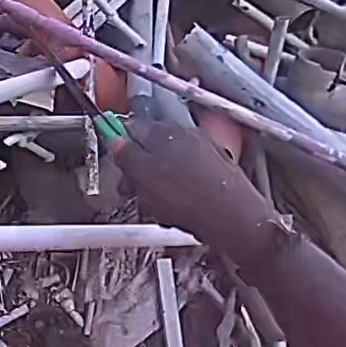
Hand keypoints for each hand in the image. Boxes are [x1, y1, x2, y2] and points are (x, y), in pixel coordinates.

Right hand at [111, 117, 284, 268]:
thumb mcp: (143, 176)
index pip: (133, 126)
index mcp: (167, 132)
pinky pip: (185, 181)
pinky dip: (175, 195)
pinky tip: (175, 212)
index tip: (113, 159)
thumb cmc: (188, 197)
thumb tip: (115, 142)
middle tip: (130, 191)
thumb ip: (126, 156)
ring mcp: (205, 154)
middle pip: (151, 149)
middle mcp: (189, 136)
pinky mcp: (217, 174)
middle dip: (137, 172)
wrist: (232, 219)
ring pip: (167, 168)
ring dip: (155, 188)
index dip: (119, 143)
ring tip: (155, 207)